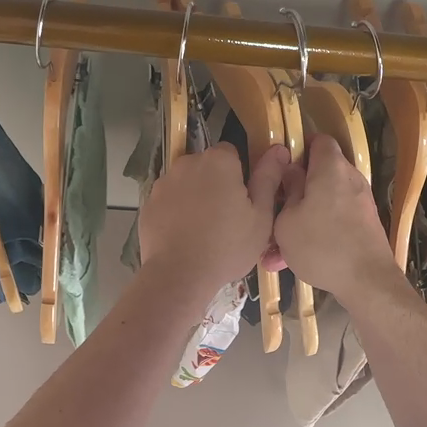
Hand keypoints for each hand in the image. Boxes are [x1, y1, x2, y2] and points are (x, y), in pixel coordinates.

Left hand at [139, 142, 289, 292]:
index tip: (241, 204)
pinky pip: (167, 204)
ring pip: (185, 185)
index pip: (232, 154)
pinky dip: (174, 214)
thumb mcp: (260, 218)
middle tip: (222, 221)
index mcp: (219, 161)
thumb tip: (278, 149)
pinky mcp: (148, 205)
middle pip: (206, 168)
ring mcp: (163, 183)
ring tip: (200, 233)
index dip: (238, 178)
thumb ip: (268, 179)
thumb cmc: (227, 248)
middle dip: (214, 186)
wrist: (179, 277)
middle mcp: (187, 163)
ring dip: (193, 199)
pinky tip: (182, 238)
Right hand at [271, 134, 402, 300]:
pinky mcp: (365, 225)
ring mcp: (361, 203)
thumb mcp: (287, 222)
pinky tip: (300, 259)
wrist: (366, 279)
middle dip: (297, 193)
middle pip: (321, 175)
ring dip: (304, 221)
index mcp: (330, 168)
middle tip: (276, 214)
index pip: (317, 141)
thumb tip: (291, 172)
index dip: (298, 150)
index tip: (281, 170)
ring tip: (280, 251)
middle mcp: (350, 178)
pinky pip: (336, 222)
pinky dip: (319, 234)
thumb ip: (288, 192)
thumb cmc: (321, 246)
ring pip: (325, 204)